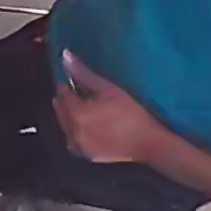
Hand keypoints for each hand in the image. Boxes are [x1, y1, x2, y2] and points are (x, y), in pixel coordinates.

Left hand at [54, 50, 176, 164]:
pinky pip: (71, 140)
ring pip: (64, 125)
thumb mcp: (108, 89)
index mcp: (77, 114)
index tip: (72, 82)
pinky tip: (82, 125)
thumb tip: (65, 55)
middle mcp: (73, 131)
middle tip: (76, 93)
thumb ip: (84, 74)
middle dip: (66, 100)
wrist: (150, 143)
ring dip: (67, 115)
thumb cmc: (131, 114)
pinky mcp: (87, 155)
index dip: (66, 86)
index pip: (63, 95)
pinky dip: (73, 131)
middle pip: (61, 110)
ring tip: (80, 107)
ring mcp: (79, 146)